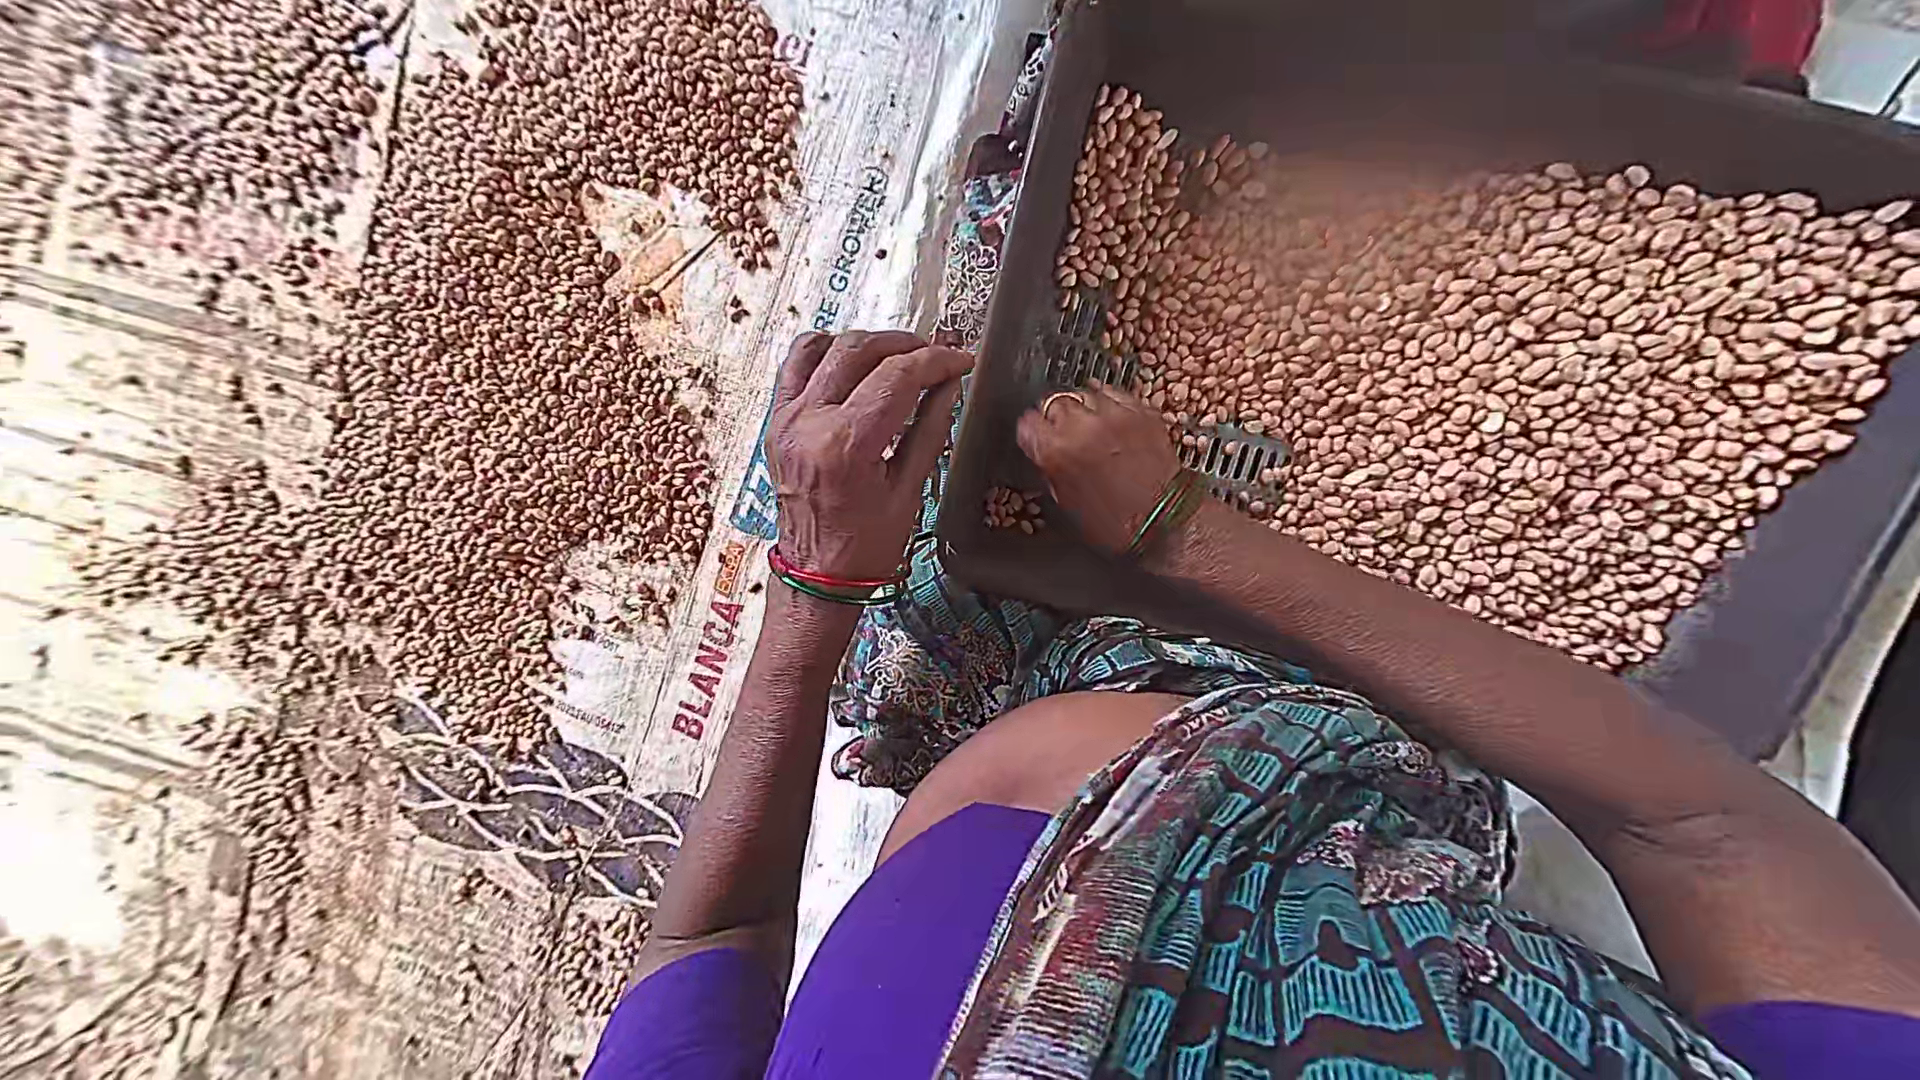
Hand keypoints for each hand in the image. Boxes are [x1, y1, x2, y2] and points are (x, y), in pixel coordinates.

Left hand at [766, 330, 972, 579]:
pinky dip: (826, 353)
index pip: (897, 377)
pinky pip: (795, 366)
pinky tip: (852, 363)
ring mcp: (785, 420)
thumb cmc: (865, 547)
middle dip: (905, 345)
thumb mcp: (909, 490)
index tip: (960, 360)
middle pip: (859, 351)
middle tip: (935, 355)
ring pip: (824, 347)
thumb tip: (948, 385)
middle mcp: (808, 423)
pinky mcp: (776, 423)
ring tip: (897, 355)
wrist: (817, 576)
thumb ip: (930, 428)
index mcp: (845, 446)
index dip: (936, 361)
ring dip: (866, 343)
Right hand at [1017, 381, 1183, 553]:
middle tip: (1062, 433)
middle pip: (1054, 403)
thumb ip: (1050, 468)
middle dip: (1055, 418)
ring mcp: (1112, 416)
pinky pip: (1114, 394)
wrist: (1163, 522)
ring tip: (1088, 426)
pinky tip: (1110, 418)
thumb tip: (1044, 452)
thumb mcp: (1066, 500)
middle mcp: (1081, 427)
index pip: (1027, 423)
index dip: (1031, 431)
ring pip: (1084, 394)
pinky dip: (1108, 404)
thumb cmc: (1115, 523)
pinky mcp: (1139, 412)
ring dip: (1082, 408)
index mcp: (1056, 452)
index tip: (1035, 435)